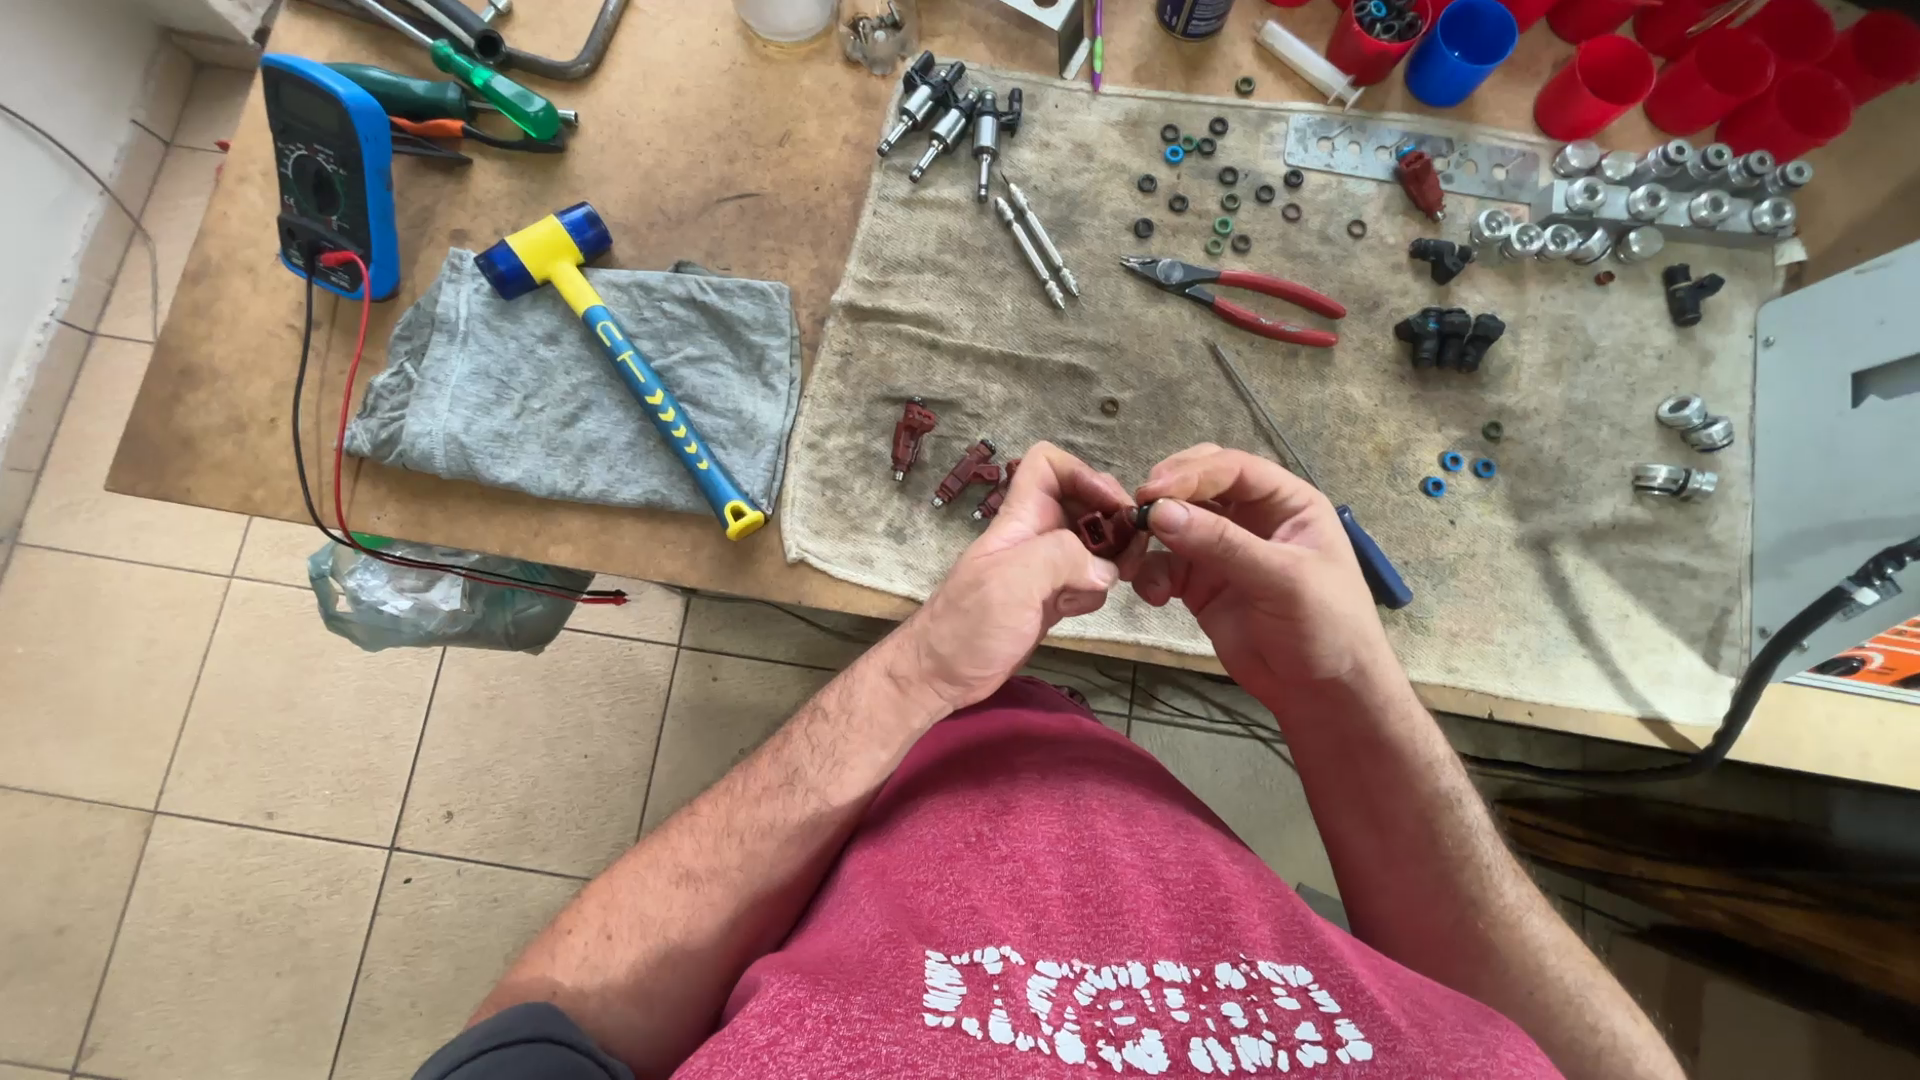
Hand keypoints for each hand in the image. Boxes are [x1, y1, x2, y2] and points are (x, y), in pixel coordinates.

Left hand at [895, 442, 1131, 711]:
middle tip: (1129, 548)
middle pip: (1084, 500)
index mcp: (1021, 518)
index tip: (1108, 506)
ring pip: (1093, 542)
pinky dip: (1095, 590)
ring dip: (1111, 558)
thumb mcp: (1012, 581)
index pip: (1048, 463)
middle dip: (1112, 518)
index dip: (1082, 472)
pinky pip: (1089, 580)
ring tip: (1114, 580)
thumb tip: (1106, 568)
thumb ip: (1060, 558)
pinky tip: (1077, 608)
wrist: (942, 675)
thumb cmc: (967, 624)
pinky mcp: (1051, 598)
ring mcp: (1044, 568)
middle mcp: (1035, 535)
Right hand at [1123, 444, 1395, 705]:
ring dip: (1151, 537)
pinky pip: (1165, 567)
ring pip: (1174, 525)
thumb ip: (1221, 543)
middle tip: (1138, 509)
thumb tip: (1158, 512)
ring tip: (1134, 557)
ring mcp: (1222, 551)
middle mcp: (1251, 518)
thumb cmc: (1325, 627)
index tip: (1152, 491)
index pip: (1232, 469)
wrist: (1322, 694)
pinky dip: (1152, 576)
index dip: (1191, 473)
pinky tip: (1154, 597)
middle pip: (1198, 485)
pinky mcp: (1200, 585)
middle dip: (1167, 495)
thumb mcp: (1282, 579)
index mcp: (1285, 503)